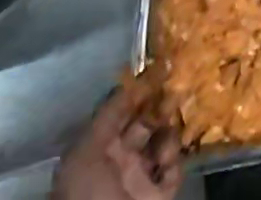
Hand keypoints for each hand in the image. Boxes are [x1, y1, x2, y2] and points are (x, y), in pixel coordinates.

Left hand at [52, 86, 181, 199]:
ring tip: (165, 141)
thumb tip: (132, 80)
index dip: (138, 92)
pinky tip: (166, 163)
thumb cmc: (86, 191)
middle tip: (174, 94)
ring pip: (164, 144)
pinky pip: (175, 172)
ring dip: (169, 137)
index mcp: (100, 145)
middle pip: (147, 123)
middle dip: (160, 109)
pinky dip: (174, 164)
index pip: (122, 110)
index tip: (157, 72)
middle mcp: (122, 158)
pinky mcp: (159, 196)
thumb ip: (109, 114)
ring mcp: (142, 177)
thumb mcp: (87, 148)